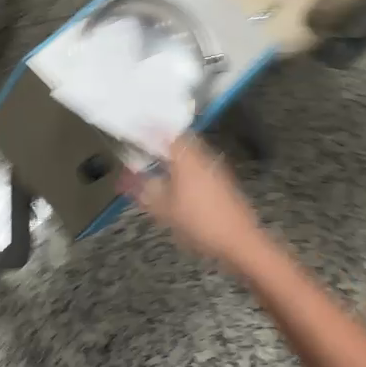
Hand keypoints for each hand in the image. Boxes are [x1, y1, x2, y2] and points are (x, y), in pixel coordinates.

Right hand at [126, 135, 270, 270]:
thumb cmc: (199, 224)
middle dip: (165, 139)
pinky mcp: (225, 183)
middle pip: (183, 140)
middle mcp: (203, 158)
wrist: (239, 242)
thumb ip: (143, 190)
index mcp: (187, 159)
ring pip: (193, 153)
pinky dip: (188, 167)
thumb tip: (126, 177)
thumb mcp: (164, 210)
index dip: (152, 127)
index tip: (139, 124)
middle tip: (149, 142)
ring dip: (177, 153)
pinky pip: (201, 166)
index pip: (168, 133)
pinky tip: (181, 182)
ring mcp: (217, 170)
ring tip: (162, 162)